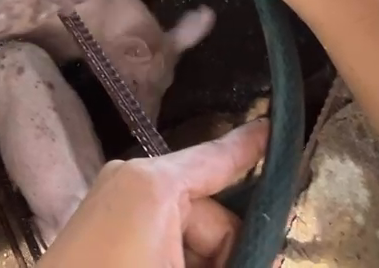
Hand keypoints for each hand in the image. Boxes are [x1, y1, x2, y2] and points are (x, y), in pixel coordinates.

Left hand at [41, 121, 270, 267]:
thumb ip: (235, 259)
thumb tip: (261, 252)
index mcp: (155, 186)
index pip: (215, 159)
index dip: (249, 148)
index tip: (274, 125)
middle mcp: (135, 183)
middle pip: (212, 218)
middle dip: (231, 257)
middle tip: (230, 266)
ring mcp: (116, 205)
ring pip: (190, 237)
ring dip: (204, 263)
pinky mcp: (104, 232)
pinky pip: (161, 243)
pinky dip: (179, 261)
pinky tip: (173, 265)